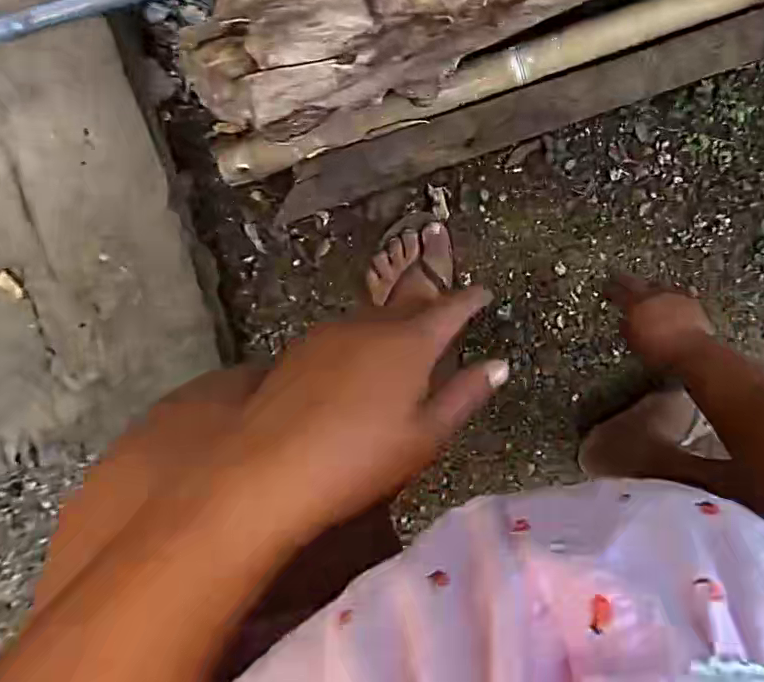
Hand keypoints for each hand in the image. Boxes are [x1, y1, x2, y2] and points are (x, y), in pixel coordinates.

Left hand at [222, 285, 507, 540]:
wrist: (264, 469)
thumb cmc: (360, 459)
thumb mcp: (425, 436)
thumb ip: (464, 395)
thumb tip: (499, 364)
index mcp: (412, 343)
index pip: (451, 308)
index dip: (470, 300)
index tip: (483, 294)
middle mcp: (374, 325)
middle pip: (411, 304)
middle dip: (433, 303)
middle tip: (449, 308)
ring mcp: (334, 332)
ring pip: (376, 316)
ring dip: (397, 318)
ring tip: (407, 333)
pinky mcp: (302, 347)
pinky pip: (348, 330)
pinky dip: (365, 335)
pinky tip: (360, 358)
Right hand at [607, 272, 716, 372]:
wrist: (692, 351)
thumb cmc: (662, 352)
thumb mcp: (637, 345)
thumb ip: (628, 330)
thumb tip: (624, 323)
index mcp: (636, 305)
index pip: (618, 293)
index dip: (610, 290)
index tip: (606, 288)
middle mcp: (652, 295)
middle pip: (634, 282)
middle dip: (624, 279)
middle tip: (618, 277)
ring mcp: (672, 295)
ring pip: (657, 284)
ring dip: (650, 286)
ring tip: (647, 287)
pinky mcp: (689, 300)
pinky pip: (678, 293)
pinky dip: (673, 295)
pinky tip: (674, 296)